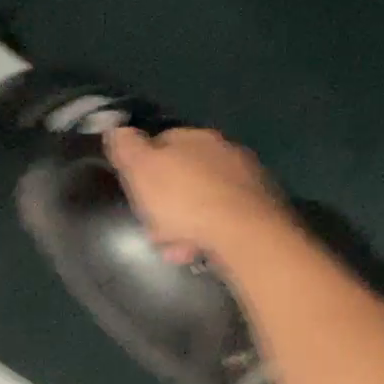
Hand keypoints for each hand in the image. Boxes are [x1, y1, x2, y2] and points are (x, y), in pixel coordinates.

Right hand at [104, 127, 289, 262]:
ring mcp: (250, 181)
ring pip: (207, 201)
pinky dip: (212, 234)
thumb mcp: (141, 170)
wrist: (246, 234)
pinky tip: (201, 252)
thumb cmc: (186, 199)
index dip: (144, 169)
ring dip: (188, 224)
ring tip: (179, 249)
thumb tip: (119, 131)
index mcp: (198, 137)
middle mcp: (228, 153)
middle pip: (187, 176)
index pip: (163, 143)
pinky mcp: (265, 209)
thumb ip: (127, 148)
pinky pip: (227, 220)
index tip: (136, 193)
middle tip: (157, 229)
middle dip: (168, 203)